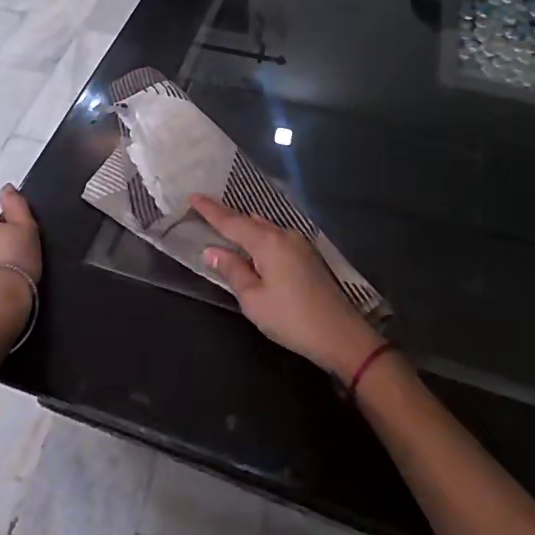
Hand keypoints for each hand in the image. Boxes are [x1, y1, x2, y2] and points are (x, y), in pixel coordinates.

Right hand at [190, 194, 383, 380]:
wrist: (341, 337)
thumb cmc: (291, 319)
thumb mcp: (253, 299)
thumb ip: (232, 270)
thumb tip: (212, 251)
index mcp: (268, 243)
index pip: (232, 222)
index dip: (210, 210)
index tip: (192, 197)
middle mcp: (284, 236)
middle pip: (249, 221)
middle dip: (227, 218)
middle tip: (205, 214)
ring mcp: (300, 245)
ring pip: (265, 229)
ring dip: (245, 229)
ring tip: (225, 231)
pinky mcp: (308, 258)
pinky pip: (276, 239)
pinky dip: (259, 239)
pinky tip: (253, 250)